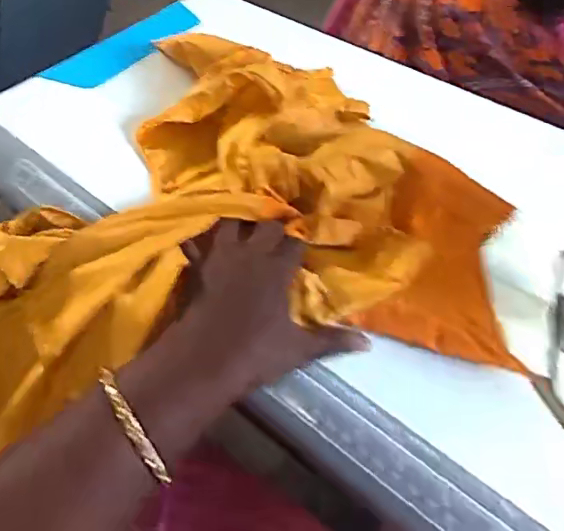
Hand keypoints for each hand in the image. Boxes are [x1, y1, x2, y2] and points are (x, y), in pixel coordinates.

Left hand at [170, 220, 367, 394]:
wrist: (208, 355)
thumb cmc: (256, 352)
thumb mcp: (299, 348)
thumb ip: (331, 339)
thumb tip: (368, 341)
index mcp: (276, 269)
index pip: (294, 243)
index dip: (300, 236)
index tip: (306, 229)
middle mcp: (250, 253)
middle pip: (265, 225)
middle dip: (274, 219)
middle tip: (280, 215)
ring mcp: (220, 254)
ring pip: (230, 221)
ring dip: (237, 215)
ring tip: (242, 208)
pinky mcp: (197, 261)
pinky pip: (195, 238)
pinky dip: (197, 232)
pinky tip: (197, 227)